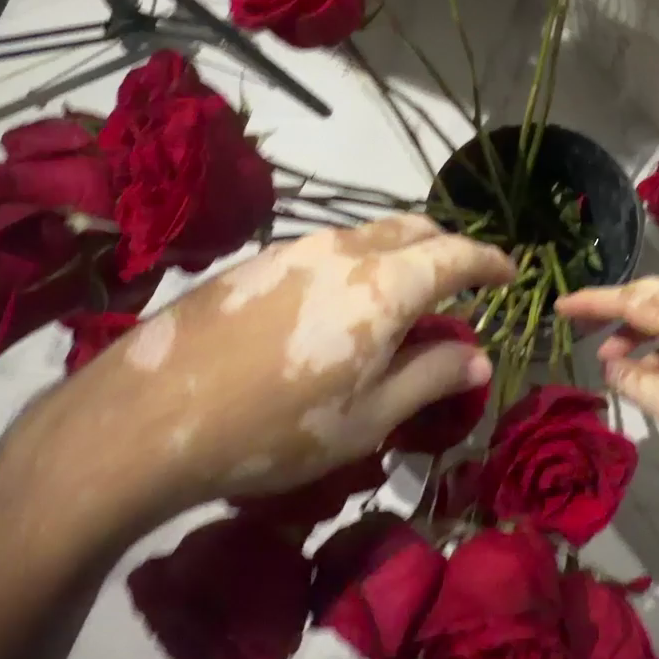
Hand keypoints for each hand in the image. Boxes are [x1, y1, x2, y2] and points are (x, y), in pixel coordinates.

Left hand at [13, 216, 514, 537]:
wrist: (149, 417)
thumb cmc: (275, 429)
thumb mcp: (367, 418)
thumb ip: (431, 378)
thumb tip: (478, 356)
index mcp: (384, 285)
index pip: (456, 255)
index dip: (490, 262)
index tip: (509, 276)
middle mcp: (343, 250)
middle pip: (413, 229)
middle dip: (447, 250)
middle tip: (460, 287)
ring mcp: (294, 249)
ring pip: (368, 235)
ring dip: (400, 256)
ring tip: (401, 302)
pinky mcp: (256, 261)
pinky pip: (328, 249)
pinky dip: (357, 265)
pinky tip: (339, 310)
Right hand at [556, 277, 658, 493]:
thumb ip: (634, 380)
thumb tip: (611, 365)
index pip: (634, 301)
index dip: (594, 303)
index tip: (562, 307)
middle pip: (654, 296)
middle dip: (616, 310)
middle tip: (583, 327)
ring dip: (639, 331)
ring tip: (612, 360)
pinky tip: (648, 369)